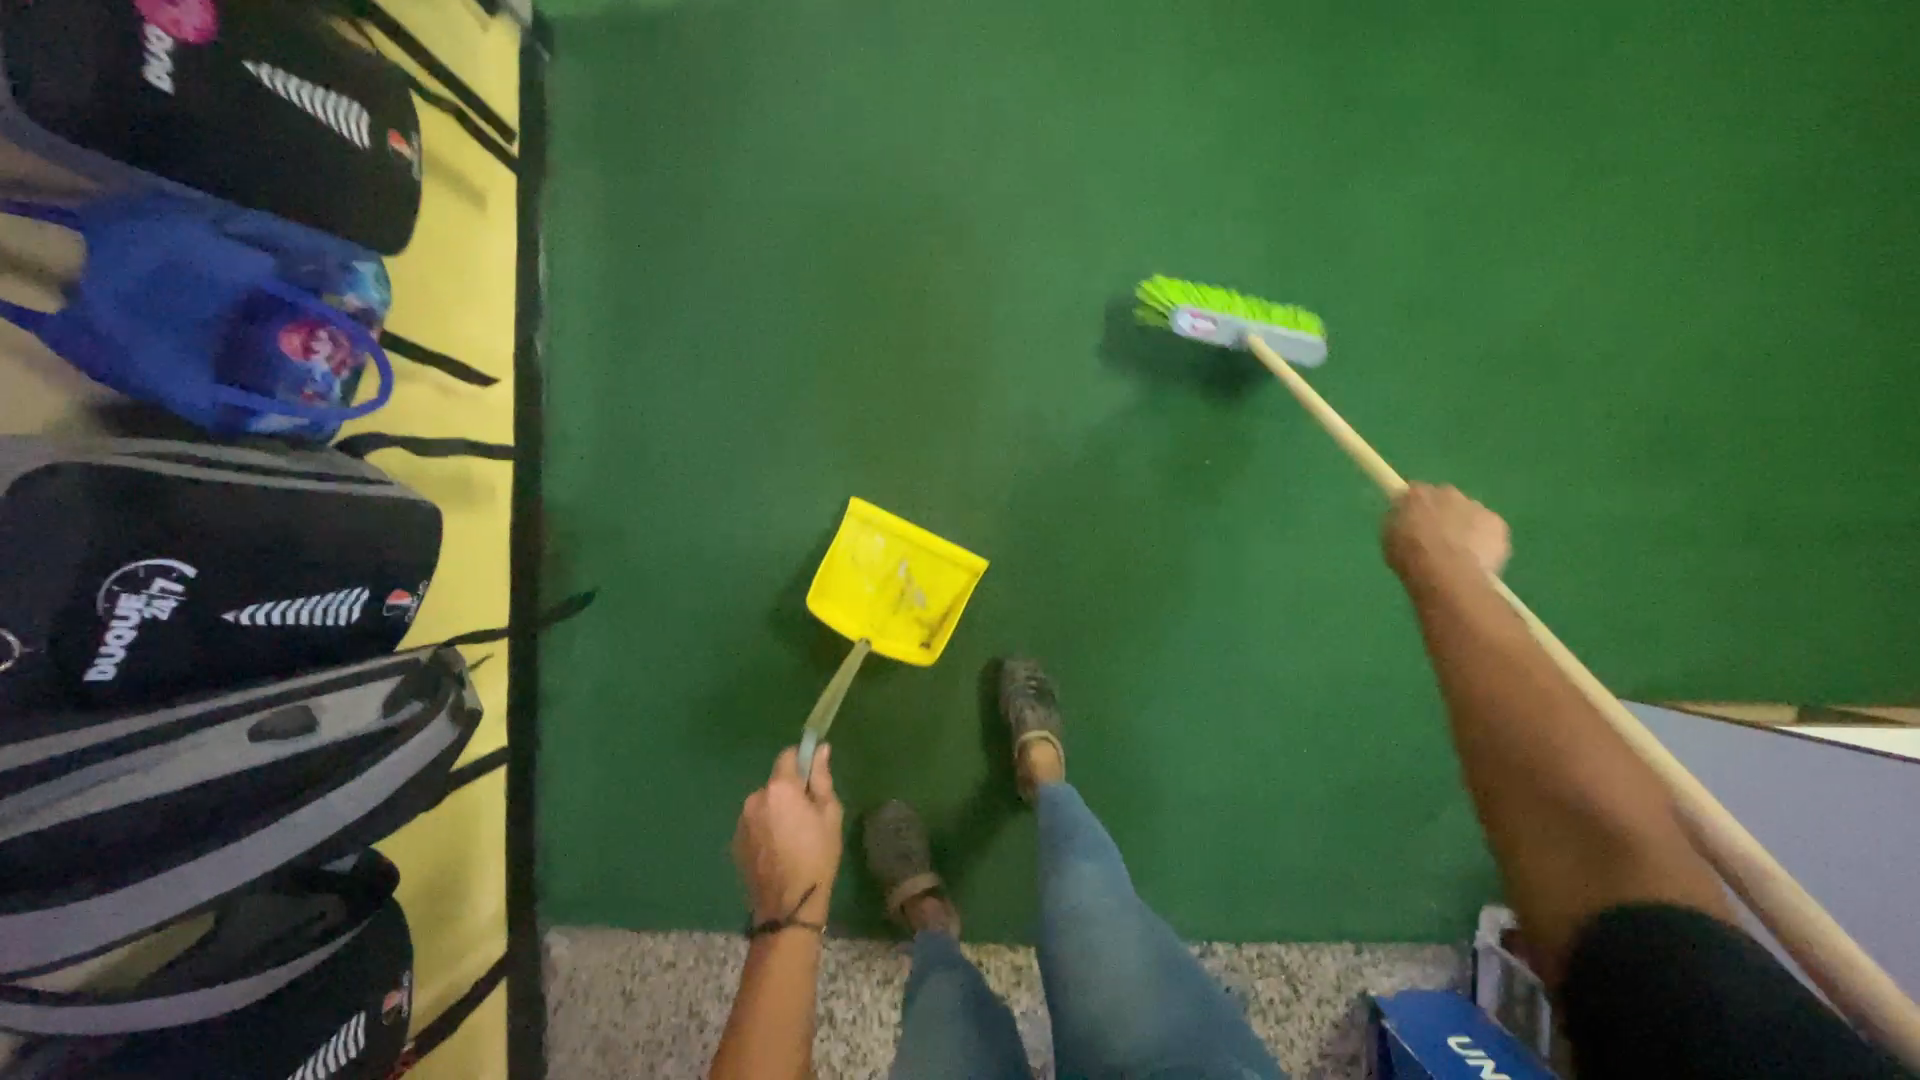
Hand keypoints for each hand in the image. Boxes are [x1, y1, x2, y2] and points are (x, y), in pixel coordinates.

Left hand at [732, 746, 843, 924]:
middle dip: (790, 792)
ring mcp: (742, 821)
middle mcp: (755, 798)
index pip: (788, 755)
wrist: (788, 904)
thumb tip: (820, 749)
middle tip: (807, 816)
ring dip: (776, 811)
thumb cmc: (817, 855)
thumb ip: (822, 778)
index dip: (802, 761)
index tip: (814, 779)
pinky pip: (754, 823)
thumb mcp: (829, 814)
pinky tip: (778, 850)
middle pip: (775, 783)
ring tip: (792, 838)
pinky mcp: (736, 841)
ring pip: (764, 804)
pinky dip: (765, 829)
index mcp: (780, 788)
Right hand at [1384, 483, 1510, 580]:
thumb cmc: (1411, 557)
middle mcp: (1448, 493)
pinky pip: (1489, 530)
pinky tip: (1475, 559)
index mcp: (1417, 494)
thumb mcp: (1389, 538)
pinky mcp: (1498, 525)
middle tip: (1435, 537)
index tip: (1412, 518)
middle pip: (1445, 498)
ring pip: (1470, 513)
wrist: (1447, 574)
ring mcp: (1477, 507)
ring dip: (1464, 527)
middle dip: (1442, 513)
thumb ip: (1399, 521)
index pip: (1415, 491)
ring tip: (1457, 554)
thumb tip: (1407, 518)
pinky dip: (1483, 540)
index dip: (1415, 505)